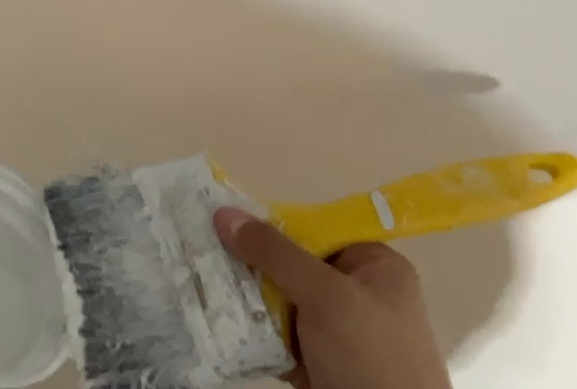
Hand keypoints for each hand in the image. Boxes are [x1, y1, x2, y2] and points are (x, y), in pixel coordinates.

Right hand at [214, 207, 451, 388]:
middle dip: (252, 265)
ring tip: (201, 285)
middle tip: (207, 255)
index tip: (228, 225)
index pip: (314, 229)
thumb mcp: (324, 295)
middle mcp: (359, 294)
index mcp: (375, 266)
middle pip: (292, 264)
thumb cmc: (370, 359)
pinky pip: (279, 336)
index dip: (271, 224)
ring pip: (281, 301)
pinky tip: (217, 321)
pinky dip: (252, 332)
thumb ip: (274, 252)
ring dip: (247, 300)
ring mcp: (340, 333)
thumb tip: (224, 212)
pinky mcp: (321, 365)